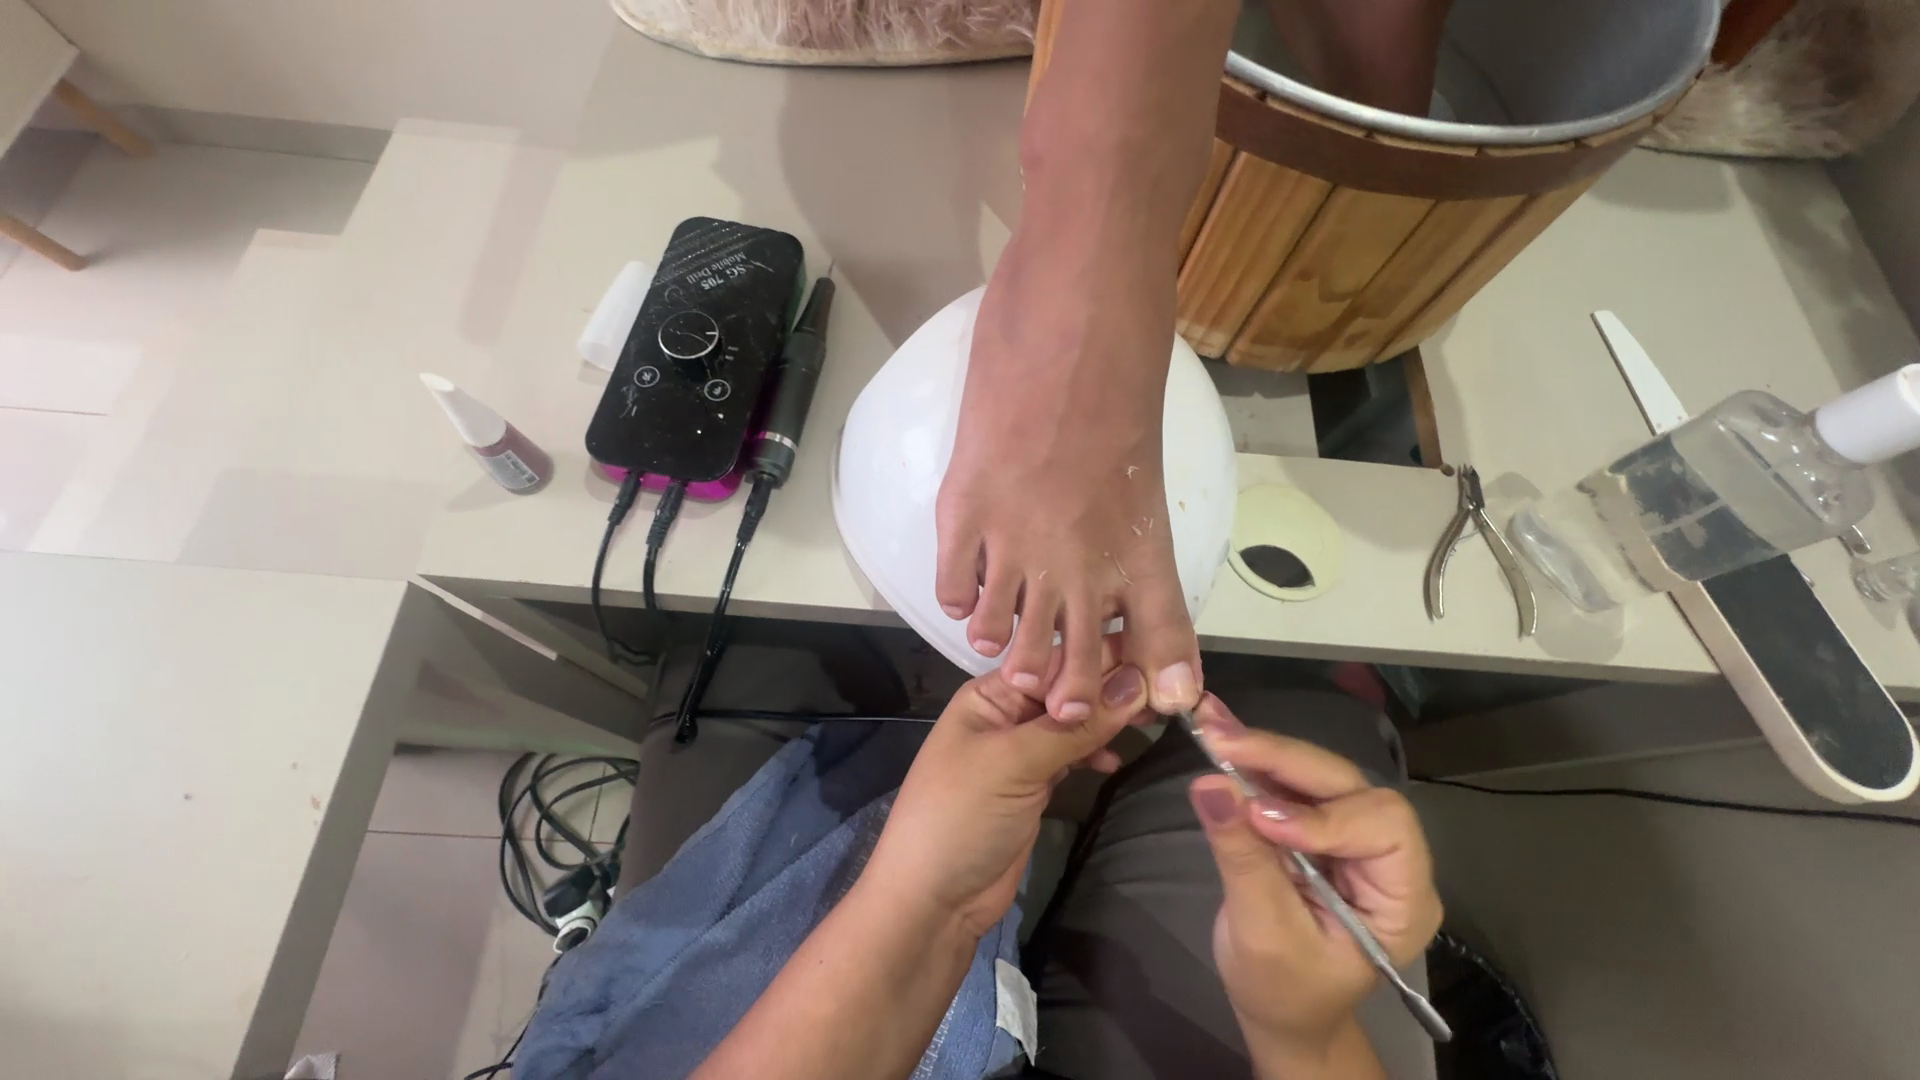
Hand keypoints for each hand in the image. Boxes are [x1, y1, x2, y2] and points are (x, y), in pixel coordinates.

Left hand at [864, 642, 1150, 938]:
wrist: (933, 901)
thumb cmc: (961, 816)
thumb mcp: (1015, 763)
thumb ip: (1075, 726)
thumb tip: (1135, 684)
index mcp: (991, 694)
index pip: (1054, 662)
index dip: (1102, 658)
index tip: (1155, 655)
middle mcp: (1006, 714)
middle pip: (1067, 691)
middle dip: (1110, 689)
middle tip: (1166, 688)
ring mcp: (1021, 752)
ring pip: (1073, 724)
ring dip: (1107, 722)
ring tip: (1152, 719)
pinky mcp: (1034, 786)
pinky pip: (1071, 756)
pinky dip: (1094, 754)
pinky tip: (1116, 761)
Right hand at [936, 222, 1201, 725]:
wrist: (1081, 297)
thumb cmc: (1128, 358)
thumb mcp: (1153, 444)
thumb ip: (1136, 513)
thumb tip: (1112, 548)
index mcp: (1144, 540)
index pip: (1163, 636)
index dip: (1163, 678)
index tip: (1159, 702)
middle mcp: (1085, 555)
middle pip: (1077, 655)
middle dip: (1072, 687)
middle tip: (1060, 692)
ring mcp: (1020, 535)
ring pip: (1013, 634)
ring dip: (1014, 650)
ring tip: (1010, 648)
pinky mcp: (966, 504)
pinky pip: (956, 585)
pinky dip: (963, 598)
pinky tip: (969, 591)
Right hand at [1186, 694, 1441, 1058]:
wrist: (1279, 1010)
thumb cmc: (1283, 990)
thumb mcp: (1262, 931)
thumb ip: (1243, 857)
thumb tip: (1208, 784)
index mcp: (1401, 895)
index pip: (1382, 827)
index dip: (1323, 816)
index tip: (1260, 818)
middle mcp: (1383, 854)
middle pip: (1344, 785)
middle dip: (1283, 761)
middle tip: (1220, 742)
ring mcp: (1345, 834)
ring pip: (1313, 774)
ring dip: (1262, 751)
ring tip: (1211, 731)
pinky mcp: (1308, 823)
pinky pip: (1284, 780)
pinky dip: (1250, 756)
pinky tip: (1217, 732)